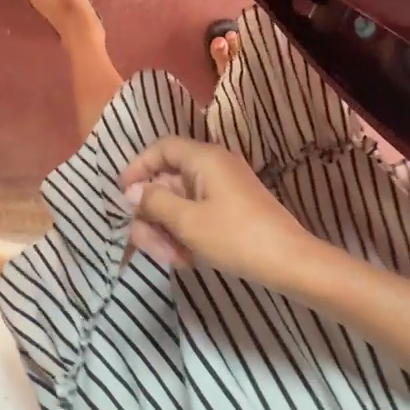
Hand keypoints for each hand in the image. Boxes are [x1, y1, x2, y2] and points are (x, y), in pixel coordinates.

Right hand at [118, 136, 326, 287]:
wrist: (288, 261)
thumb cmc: (235, 237)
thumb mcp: (188, 222)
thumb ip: (155, 203)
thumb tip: (132, 190)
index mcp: (204, 158)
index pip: (162, 148)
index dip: (138, 167)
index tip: (121, 196)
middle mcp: (213, 166)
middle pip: (168, 180)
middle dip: (152, 214)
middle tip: (145, 246)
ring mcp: (223, 189)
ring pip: (180, 202)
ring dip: (168, 230)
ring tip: (172, 260)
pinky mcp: (231, 210)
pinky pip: (197, 214)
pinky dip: (186, 234)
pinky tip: (187, 260)